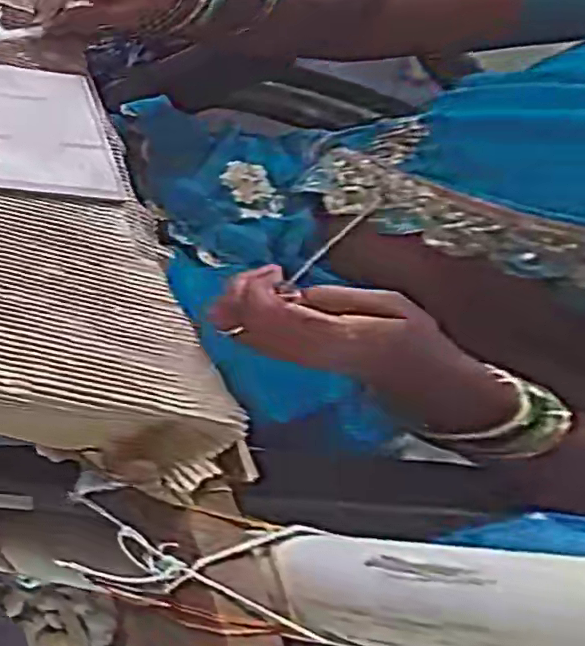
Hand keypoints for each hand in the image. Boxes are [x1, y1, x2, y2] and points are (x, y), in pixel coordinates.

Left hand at [207, 266, 456, 380]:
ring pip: (231, 326)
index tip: (276, 270)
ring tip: (262, 285)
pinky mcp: (278, 355)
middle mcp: (294, 347)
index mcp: (324, 334)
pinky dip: (237, 312)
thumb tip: (298, 292)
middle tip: (265, 273)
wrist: (414, 374)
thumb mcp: (393, 305)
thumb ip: (341, 295)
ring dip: (234, 299)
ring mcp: (282, 354)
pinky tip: (260, 301)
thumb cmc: (408, 335)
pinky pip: (239, 333)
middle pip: (238, 317)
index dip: (256, 285)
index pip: (265, 310)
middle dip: (240, 287)